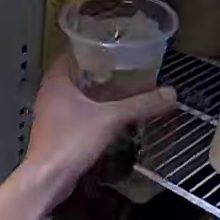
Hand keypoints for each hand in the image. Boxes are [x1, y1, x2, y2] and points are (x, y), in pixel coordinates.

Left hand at [21, 59, 177, 198]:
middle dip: (99, 69)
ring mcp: (51, 114)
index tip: (113, 41)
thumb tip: (171, 94)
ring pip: (76, 95)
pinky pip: (76, 113)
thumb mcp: (111, 119)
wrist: (48, 178)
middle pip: (75, 73)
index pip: (71, 51)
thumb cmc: (71, 141)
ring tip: (123, 86)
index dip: (91, 44)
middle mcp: (50, 94)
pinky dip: (93, 110)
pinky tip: (111, 114)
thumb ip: (141, 105)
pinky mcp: (56, 132)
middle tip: (124, 63)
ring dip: (96, 91)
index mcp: (56, 81)